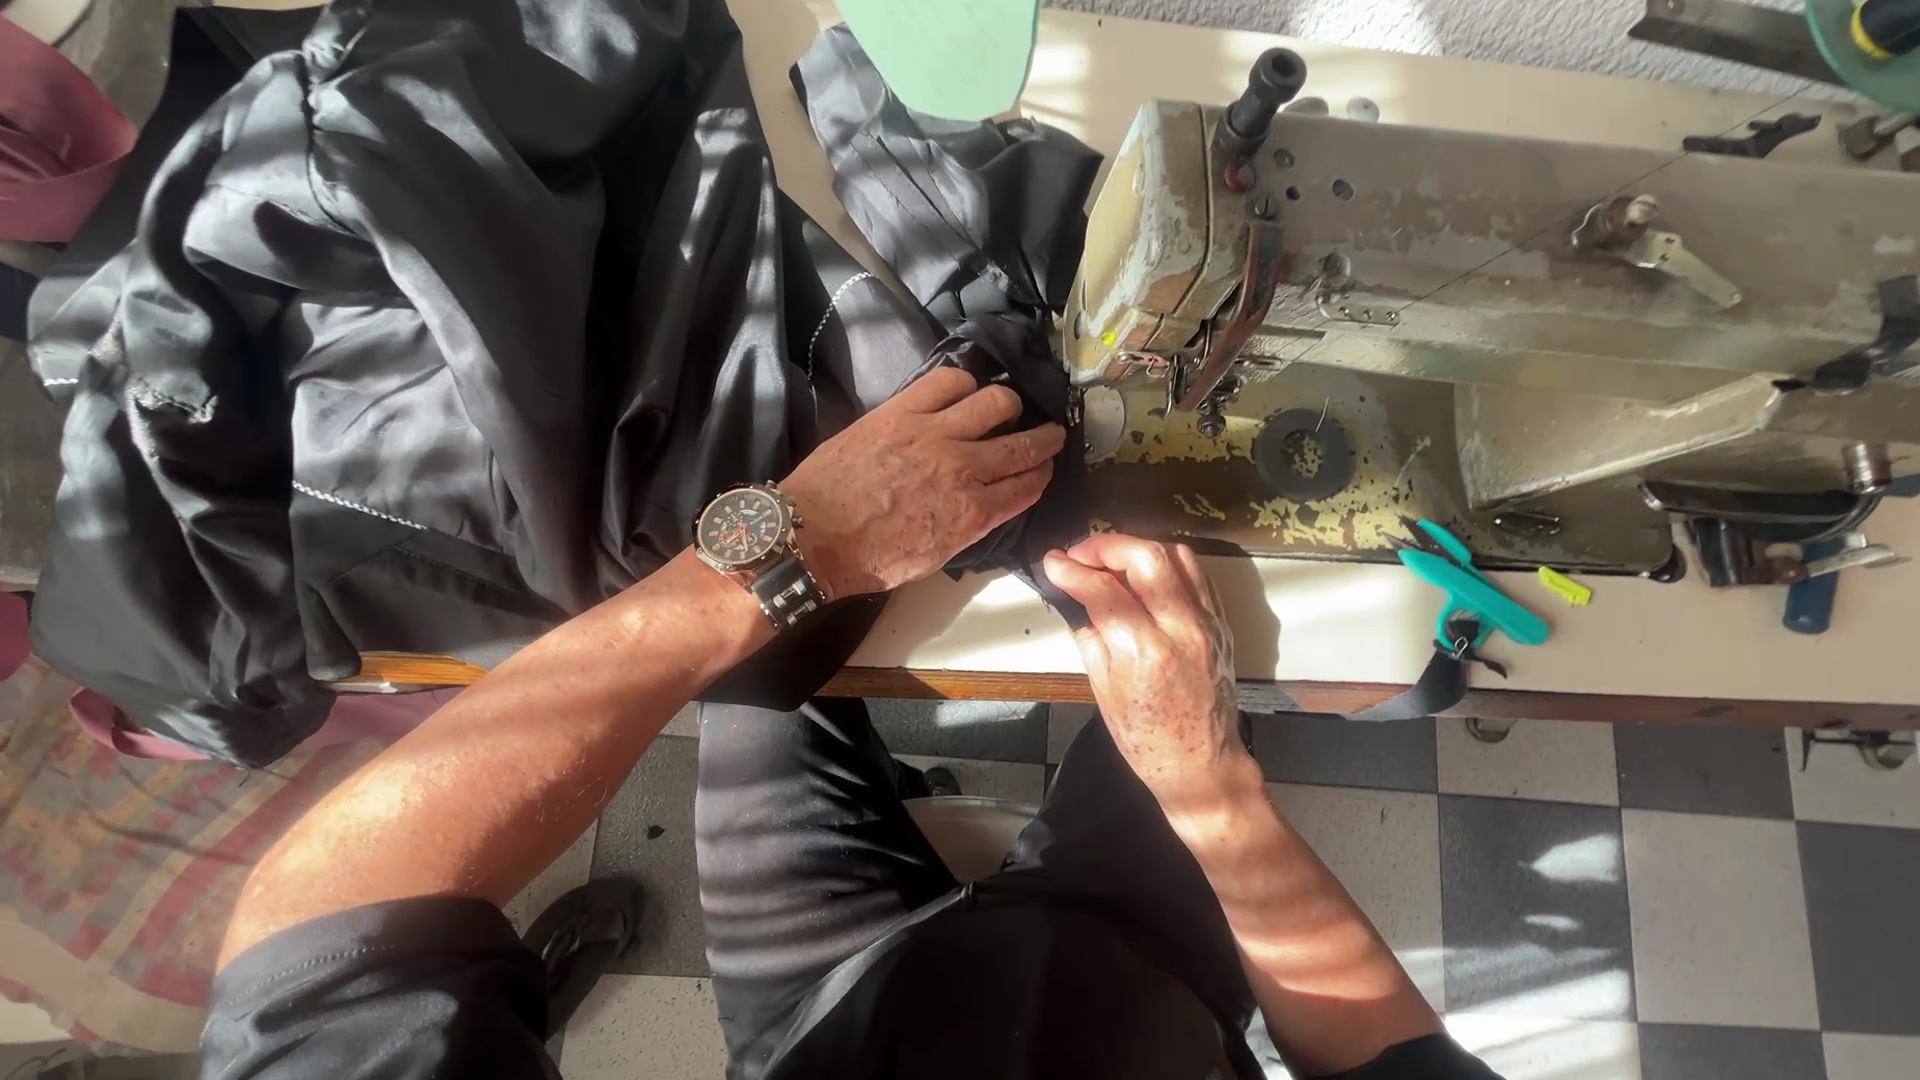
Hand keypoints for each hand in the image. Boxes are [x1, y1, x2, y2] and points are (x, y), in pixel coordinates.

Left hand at [783, 366, 1064, 600]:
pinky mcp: (902, 410)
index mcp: (972, 513)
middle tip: (1052, 434)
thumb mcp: (933, 558)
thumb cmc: (869, 558)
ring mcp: (934, 433)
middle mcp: (964, 469)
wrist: (812, 535)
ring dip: (1010, 406)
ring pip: (996, 403)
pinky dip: (964, 383)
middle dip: (1045, 440)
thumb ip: (969, 528)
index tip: (1045, 468)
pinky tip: (963, 391)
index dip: (1041, 475)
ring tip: (1007, 409)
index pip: (1026, 486)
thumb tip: (987, 505)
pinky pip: (948, 381)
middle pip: (1023, 445)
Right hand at [1042, 534, 1250, 802]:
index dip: (1072, 569)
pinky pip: (1196, 574)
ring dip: (1138, 549)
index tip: (1053, 561)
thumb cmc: (1145, 738)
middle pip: (1147, 557)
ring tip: (1112, 561)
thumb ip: (1091, 636)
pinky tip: (1144, 576)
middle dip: (1106, 545)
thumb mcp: (1103, 689)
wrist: (1201, 765)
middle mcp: (1182, 629)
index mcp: (1146, 652)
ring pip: (1177, 555)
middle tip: (1081, 554)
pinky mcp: (1221, 624)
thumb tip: (1079, 598)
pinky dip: (1166, 565)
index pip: (1104, 590)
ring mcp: (1208, 623)